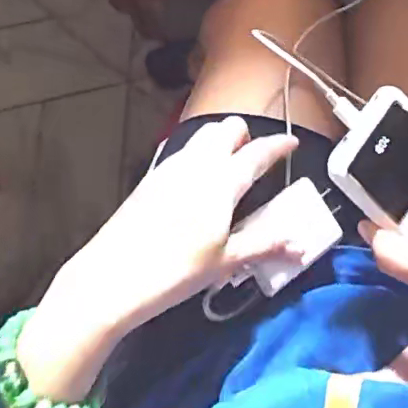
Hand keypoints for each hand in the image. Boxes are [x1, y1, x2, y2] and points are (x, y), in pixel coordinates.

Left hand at [36, 117, 297, 345]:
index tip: (292, 143)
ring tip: (227, 167)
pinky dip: (199, 154)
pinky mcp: (151, 176)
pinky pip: (184, 150)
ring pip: (204, 134)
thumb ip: (265, 246)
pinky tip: (197, 184)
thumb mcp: (224, 263)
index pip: (259, 151)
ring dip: (221, 140)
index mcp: (223, 181)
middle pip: (228, 127)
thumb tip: (299, 246)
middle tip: (253, 157)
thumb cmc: (173, 271)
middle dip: (246, 135)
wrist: (109, 279)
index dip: (279, 145)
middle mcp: (199, 164)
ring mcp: (172, 166)